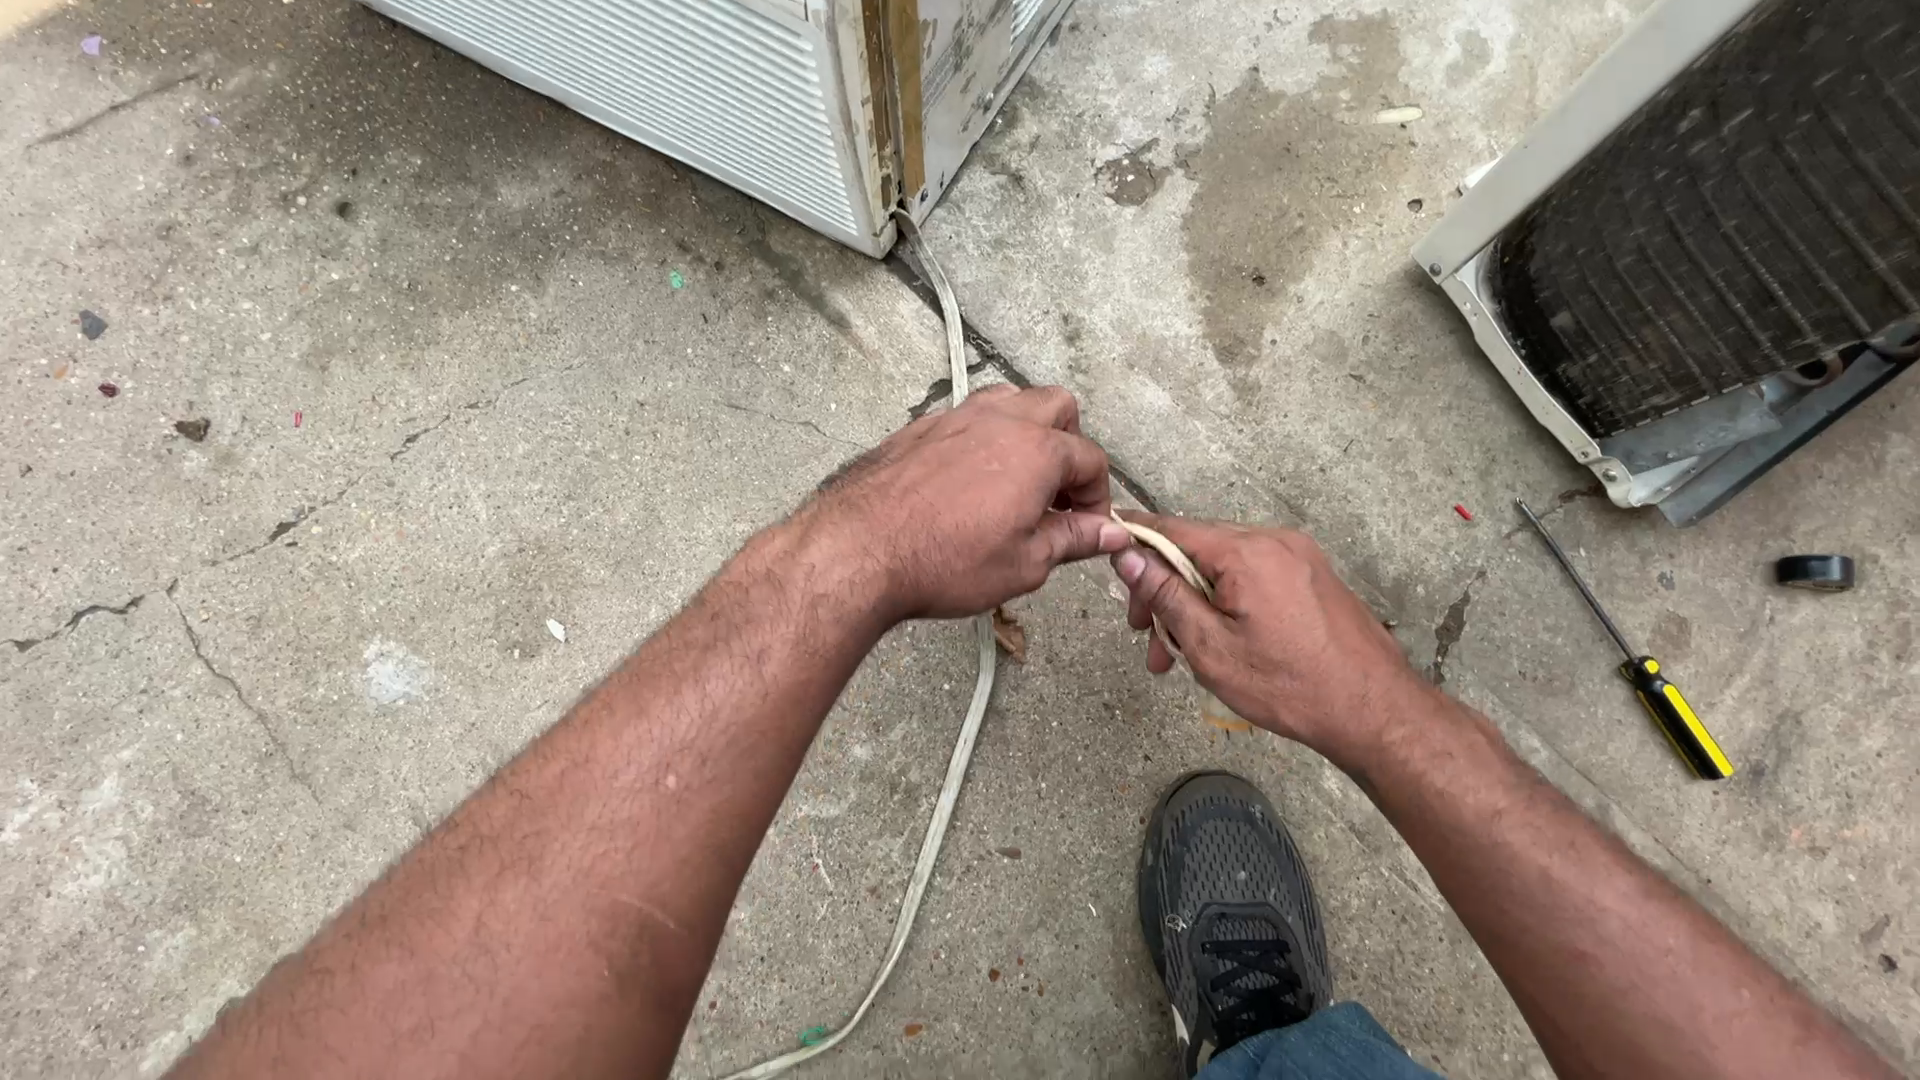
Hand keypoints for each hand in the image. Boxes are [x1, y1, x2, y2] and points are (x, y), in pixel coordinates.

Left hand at [803, 385, 1131, 620]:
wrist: (862, 549)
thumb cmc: (944, 560)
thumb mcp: (1024, 564)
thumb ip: (1072, 540)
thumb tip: (1108, 534)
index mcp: (1038, 451)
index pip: (1091, 460)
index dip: (1097, 496)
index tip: (1088, 526)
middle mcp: (1001, 421)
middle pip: (1058, 407)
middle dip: (1070, 444)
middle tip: (1057, 492)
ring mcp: (957, 418)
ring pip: (1010, 399)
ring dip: (1026, 429)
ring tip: (1016, 478)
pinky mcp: (921, 428)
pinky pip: (966, 416)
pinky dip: (982, 437)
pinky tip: (968, 480)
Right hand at [1110, 511, 1434, 764]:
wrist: (1376, 712)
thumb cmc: (1288, 685)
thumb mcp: (1210, 646)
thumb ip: (1165, 594)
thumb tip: (1127, 554)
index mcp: (1246, 552)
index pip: (1171, 527)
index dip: (1134, 539)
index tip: (1106, 553)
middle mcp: (1273, 540)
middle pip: (1196, 550)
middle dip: (1164, 591)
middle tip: (1147, 637)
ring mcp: (1297, 556)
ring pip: (1222, 568)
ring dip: (1193, 604)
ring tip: (1178, 656)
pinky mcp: (1310, 575)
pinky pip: (1251, 577)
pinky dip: (1224, 603)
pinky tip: (1217, 642)